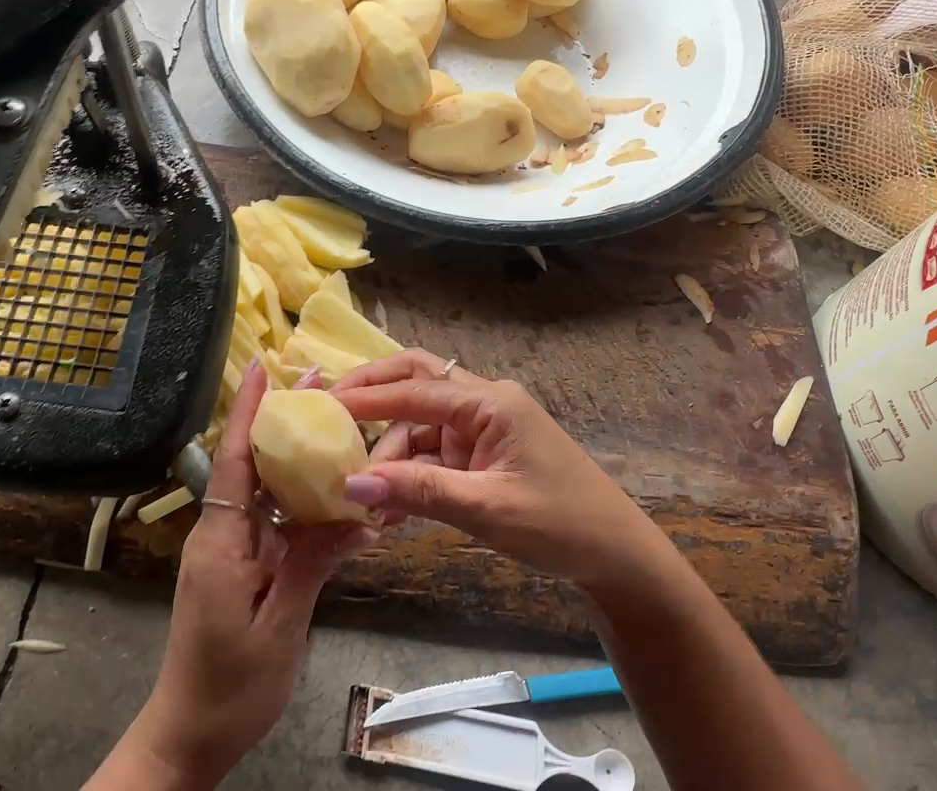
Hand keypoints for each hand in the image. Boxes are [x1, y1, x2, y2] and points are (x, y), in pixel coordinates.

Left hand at [91, 361, 372, 790]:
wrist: (190, 733)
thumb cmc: (232, 685)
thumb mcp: (280, 625)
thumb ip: (311, 565)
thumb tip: (355, 517)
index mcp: (222, 542)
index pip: (236, 461)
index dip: (251, 411)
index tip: (264, 365)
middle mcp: (221, 536)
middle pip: (252, 467)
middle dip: (281, 423)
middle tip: (319, 386)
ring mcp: (228, 553)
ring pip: (264, 495)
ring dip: (295, 464)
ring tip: (334, 431)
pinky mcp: (238, 570)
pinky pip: (271, 527)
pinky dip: (300, 510)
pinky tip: (333, 503)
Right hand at [332, 349, 653, 586]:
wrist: (615, 554)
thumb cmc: (559, 524)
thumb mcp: (485, 509)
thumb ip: (418, 492)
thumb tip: (352, 485)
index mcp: (491, 402)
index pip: (416, 390)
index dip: (367, 399)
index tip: (322, 407)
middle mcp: (484, 403)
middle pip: (417, 380)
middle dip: (374, 395)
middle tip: (329, 415)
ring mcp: (483, 428)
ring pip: (420, 423)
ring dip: (390, 452)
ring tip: (364, 495)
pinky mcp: (482, 454)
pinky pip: (433, 452)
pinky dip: (409, 471)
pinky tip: (389, 504)